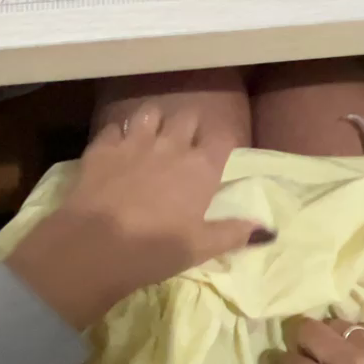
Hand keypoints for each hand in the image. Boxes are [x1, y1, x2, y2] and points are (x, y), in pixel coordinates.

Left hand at [6, 104, 268, 329]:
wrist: (94, 246)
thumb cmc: (154, 249)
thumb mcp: (200, 248)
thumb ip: (234, 233)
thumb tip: (269, 230)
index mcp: (201, 167)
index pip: (222, 138)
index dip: (222, 142)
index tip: (218, 155)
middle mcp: (172, 145)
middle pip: (189, 117)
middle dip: (191, 126)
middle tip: (186, 144)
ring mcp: (134, 142)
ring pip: (151, 113)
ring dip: (155, 122)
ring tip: (152, 137)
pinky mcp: (103, 147)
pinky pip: (114, 127)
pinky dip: (119, 134)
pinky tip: (117, 148)